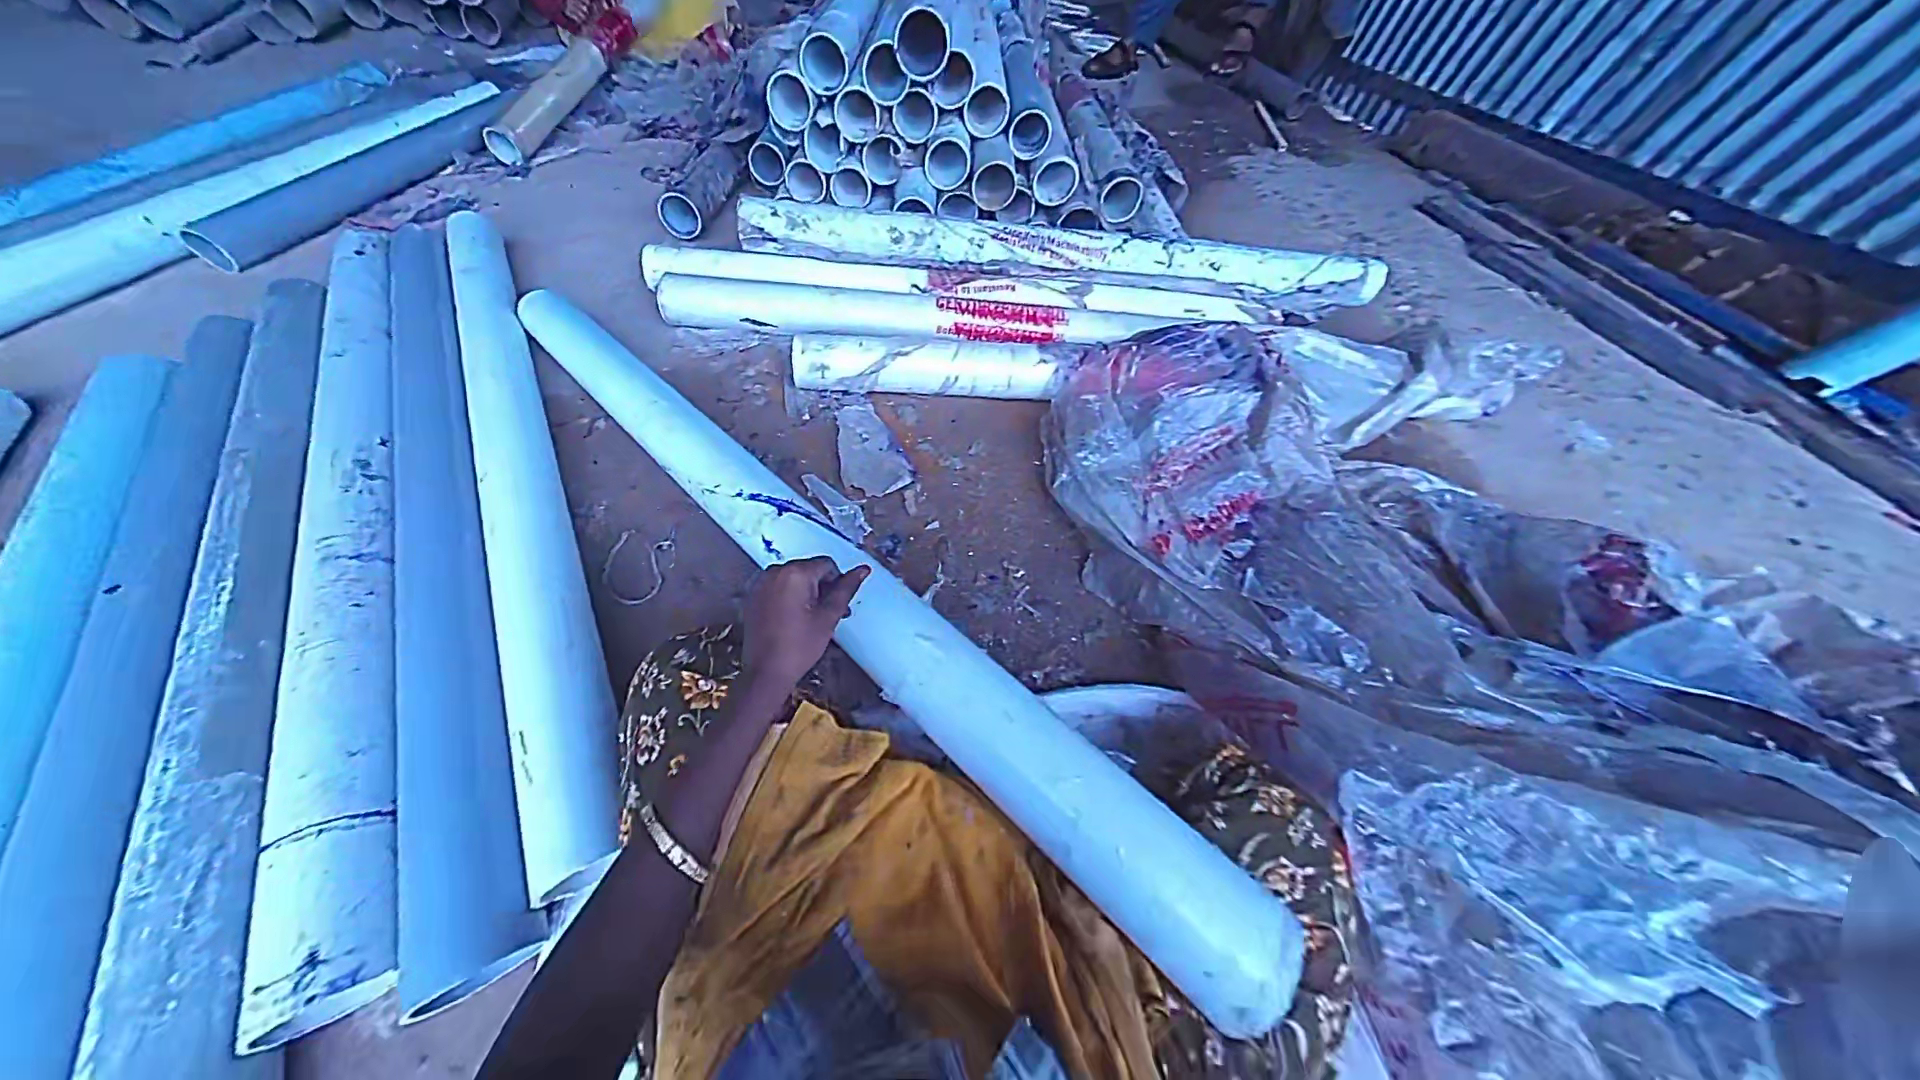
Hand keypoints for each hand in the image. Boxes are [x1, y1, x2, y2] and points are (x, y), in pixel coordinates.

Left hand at [740, 557, 870, 691]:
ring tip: (812, 619)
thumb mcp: (829, 616)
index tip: (838, 606)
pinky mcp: (751, 597)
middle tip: (828, 614)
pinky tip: (793, 620)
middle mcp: (774, 572)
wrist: (766, 672)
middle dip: (822, 588)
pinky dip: (789, 598)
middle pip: (809, 570)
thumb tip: (862, 570)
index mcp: (795, 573)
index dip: (837, 584)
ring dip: (806, 593)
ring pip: (793, 579)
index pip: (827, 565)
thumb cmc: (800, 645)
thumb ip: (846, 589)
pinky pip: (778, 588)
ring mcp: (759, 584)